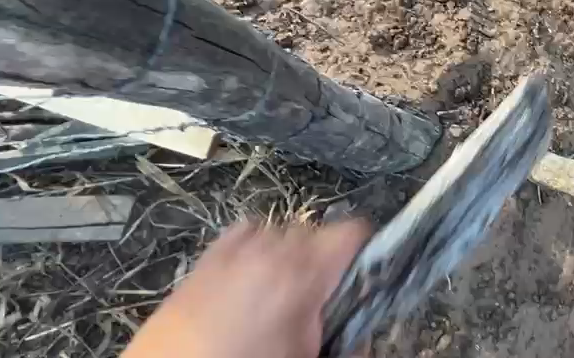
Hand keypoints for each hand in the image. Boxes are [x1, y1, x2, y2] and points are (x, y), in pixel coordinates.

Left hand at [122, 219, 370, 357]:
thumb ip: (347, 344)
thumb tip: (367, 338)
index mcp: (307, 270)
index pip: (357, 230)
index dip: (364, 252)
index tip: (356, 281)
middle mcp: (276, 247)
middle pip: (319, 232)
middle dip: (321, 262)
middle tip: (310, 305)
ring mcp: (238, 250)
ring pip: (283, 233)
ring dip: (287, 257)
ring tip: (273, 298)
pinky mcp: (205, 260)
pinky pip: (246, 232)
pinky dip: (253, 248)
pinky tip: (245, 281)